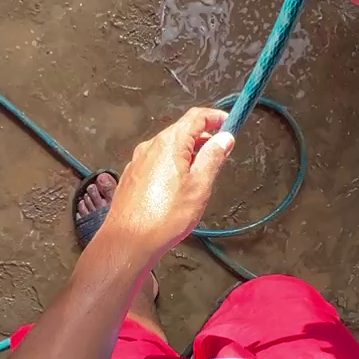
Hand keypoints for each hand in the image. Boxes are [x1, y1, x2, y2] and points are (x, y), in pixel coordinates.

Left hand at [99, 107, 235, 260]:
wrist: (128, 241)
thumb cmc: (164, 217)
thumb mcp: (199, 186)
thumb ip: (212, 158)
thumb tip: (224, 138)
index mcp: (169, 143)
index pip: (196, 117)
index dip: (216, 118)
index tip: (230, 125)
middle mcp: (150, 146)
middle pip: (181, 131)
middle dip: (204, 138)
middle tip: (221, 154)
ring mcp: (138, 161)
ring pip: (168, 148)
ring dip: (188, 154)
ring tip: (202, 175)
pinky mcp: (132, 176)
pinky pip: (156, 162)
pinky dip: (172, 165)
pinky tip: (178, 187)